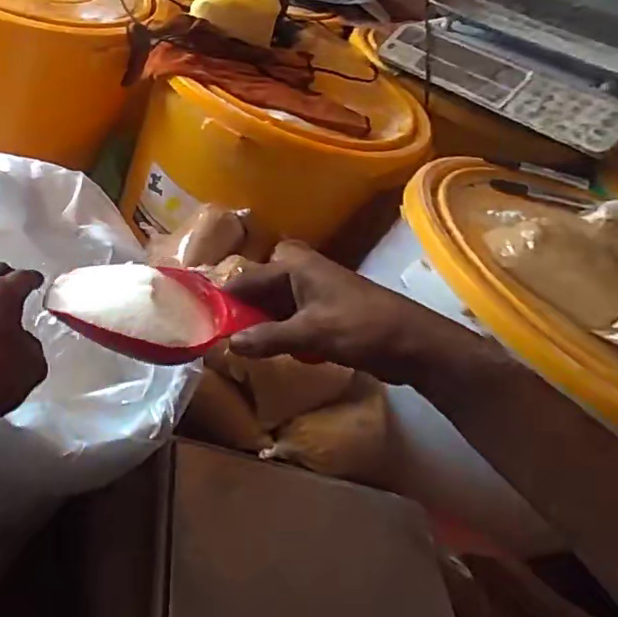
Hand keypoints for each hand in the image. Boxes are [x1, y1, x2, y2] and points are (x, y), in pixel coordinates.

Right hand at [223, 241, 504, 386]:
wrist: (417, 346)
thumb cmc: (362, 328)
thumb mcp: (311, 333)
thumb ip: (268, 337)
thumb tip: (228, 345)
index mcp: (294, 265)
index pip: (245, 279)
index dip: (224, 299)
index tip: (200, 319)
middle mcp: (300, 273)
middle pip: (257, 289)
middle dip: (239, 310)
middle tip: (217, 332)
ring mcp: (312, 293)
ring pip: (272, 305)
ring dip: (258, 323)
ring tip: (234, 345)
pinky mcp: (323, 314)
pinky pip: (288, 319)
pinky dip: (276, 332)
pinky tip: (266, 350)